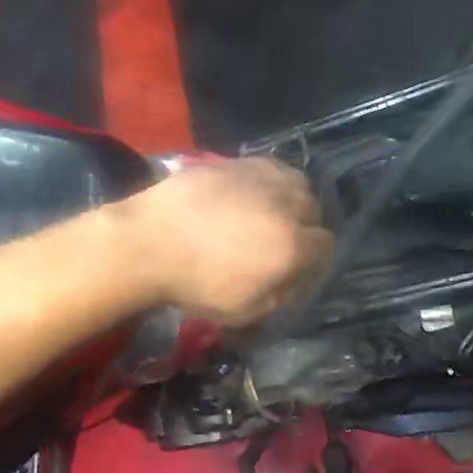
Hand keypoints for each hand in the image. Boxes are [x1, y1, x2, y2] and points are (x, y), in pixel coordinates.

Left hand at [103, 157, 331, 324]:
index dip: (314, 259)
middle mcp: (288, 205)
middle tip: (280, 240)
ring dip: (291, 198)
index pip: (326, 245)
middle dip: (305, 226)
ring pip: (297, 183)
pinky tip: (248, 194)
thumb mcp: (246, 310)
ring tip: (268, 211)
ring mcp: (263, 177)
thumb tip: (297, 279)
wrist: (146, 243)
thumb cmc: (195, 284)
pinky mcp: (238, 161)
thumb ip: (283, 295)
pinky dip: (267, 181)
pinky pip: (268, 168)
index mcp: (293, 244)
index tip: (295, 268)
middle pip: (315, 210)